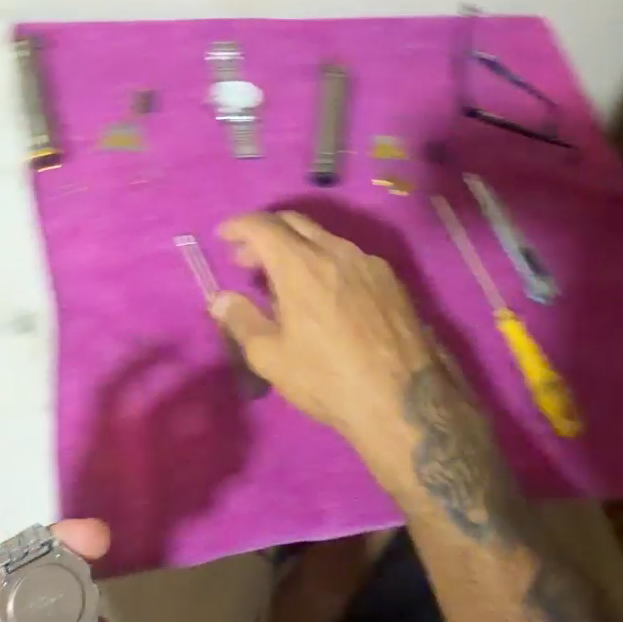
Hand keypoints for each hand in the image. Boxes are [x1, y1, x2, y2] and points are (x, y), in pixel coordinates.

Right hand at [210, 210, 437, 452]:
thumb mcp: (271, 357)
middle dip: (265, 234)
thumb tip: (220, 299)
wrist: (402, 399)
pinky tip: (324, 294)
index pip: (262, 226)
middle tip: (247, 261)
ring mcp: (368, 262)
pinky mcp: (390, 279)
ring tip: (284, 281)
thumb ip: (241, 320)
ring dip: (297, 248)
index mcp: (300, 265)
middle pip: (294, 222)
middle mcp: (335, 251)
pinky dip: (325, 262)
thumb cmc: (327, 379)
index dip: (238, 226)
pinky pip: (349, 256)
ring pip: (324, 238)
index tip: (224, 237)